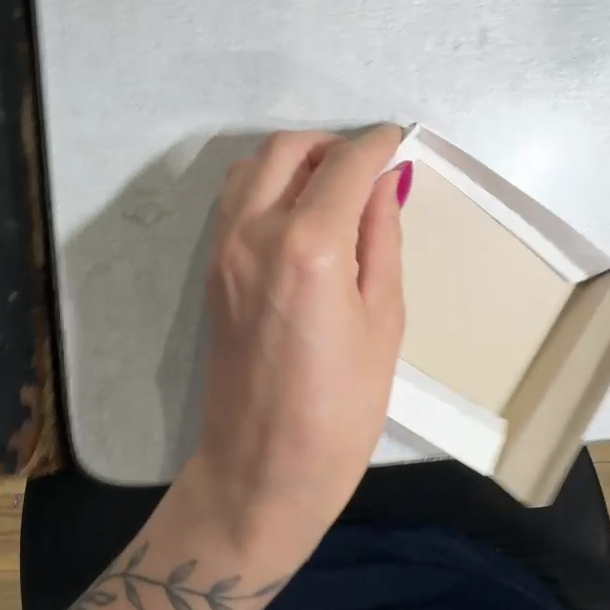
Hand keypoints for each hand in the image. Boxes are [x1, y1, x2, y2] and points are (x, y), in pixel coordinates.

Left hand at [185, 127, 408, 555]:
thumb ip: (381, 239)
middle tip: (366, 166)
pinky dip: (266, 184)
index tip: (398, 140)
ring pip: (251, 167)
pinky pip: (235, 200)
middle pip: (287, 149)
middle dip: (331, 143)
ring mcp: (223, 249)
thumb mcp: (384, 322)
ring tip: (331, 186)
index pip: (344, 165)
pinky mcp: (211, 268)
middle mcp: (255, 233)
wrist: (260, 469)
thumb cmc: (341, 411)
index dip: (377, 144)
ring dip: (293, 159)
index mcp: (309, 247)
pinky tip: (298, 213)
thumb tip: (384, 184)